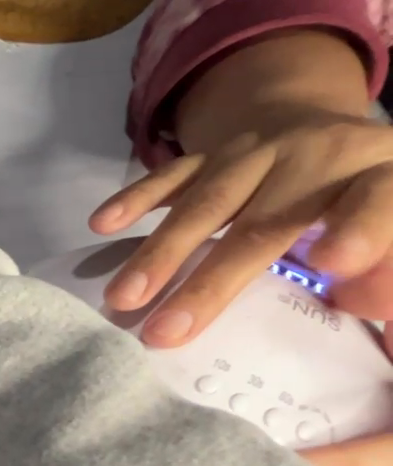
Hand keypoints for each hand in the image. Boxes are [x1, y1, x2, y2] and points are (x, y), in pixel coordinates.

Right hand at [90, 29, 390, 344]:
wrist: (318, 133)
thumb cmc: (354, 201)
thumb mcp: (392, 227)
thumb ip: (389, 266)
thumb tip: (365, 302)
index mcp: (378, 174)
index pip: (377, 200)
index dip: (363, 229)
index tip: (333, 264)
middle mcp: (318, 157)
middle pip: (264, 223)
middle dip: (212, 280)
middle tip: (166, 332)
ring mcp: (255, 154)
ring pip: (205, 205)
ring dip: (160, 254)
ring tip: (123, 298)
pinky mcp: (207, 157)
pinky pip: (169, 176)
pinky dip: (135, 199)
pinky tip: (102, 224)